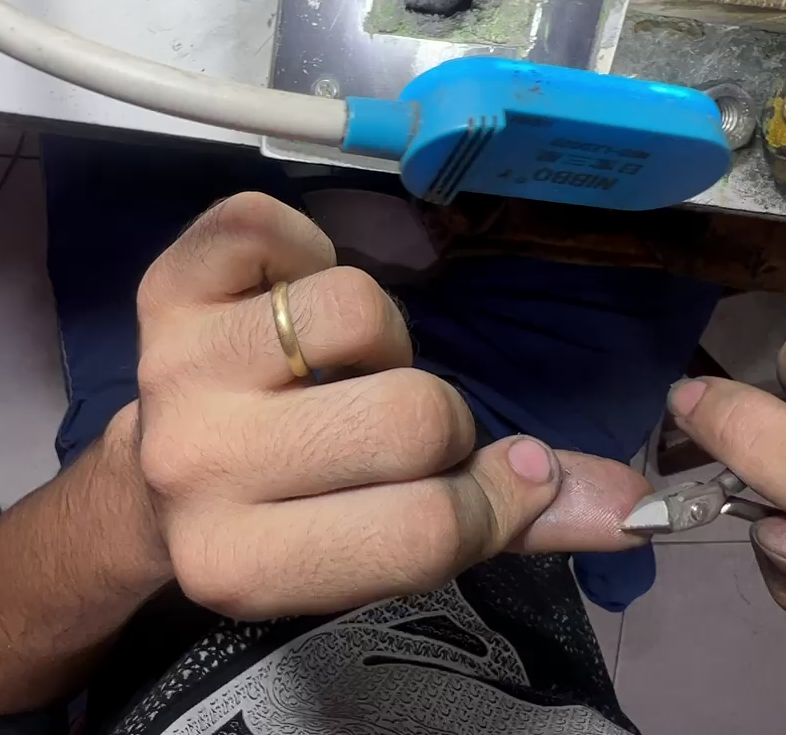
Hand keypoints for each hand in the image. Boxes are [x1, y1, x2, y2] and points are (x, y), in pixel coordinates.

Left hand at [132, 193, 652, 620]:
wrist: (157, 474)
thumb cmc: (281, 511)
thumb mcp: (372, 543)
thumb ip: (500, 527)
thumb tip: (628, 506)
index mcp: (243, 560)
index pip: (424, 530)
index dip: (490, 497)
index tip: (499, 470)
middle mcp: (196, 464)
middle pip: (406, 413)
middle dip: (429, 415)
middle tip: (389, 418)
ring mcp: (174, 367)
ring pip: (357, 307)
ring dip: (376, 334)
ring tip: (342, 363)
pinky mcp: (164, 286)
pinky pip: (266, 223)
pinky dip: (303, 246)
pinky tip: (291, 296)